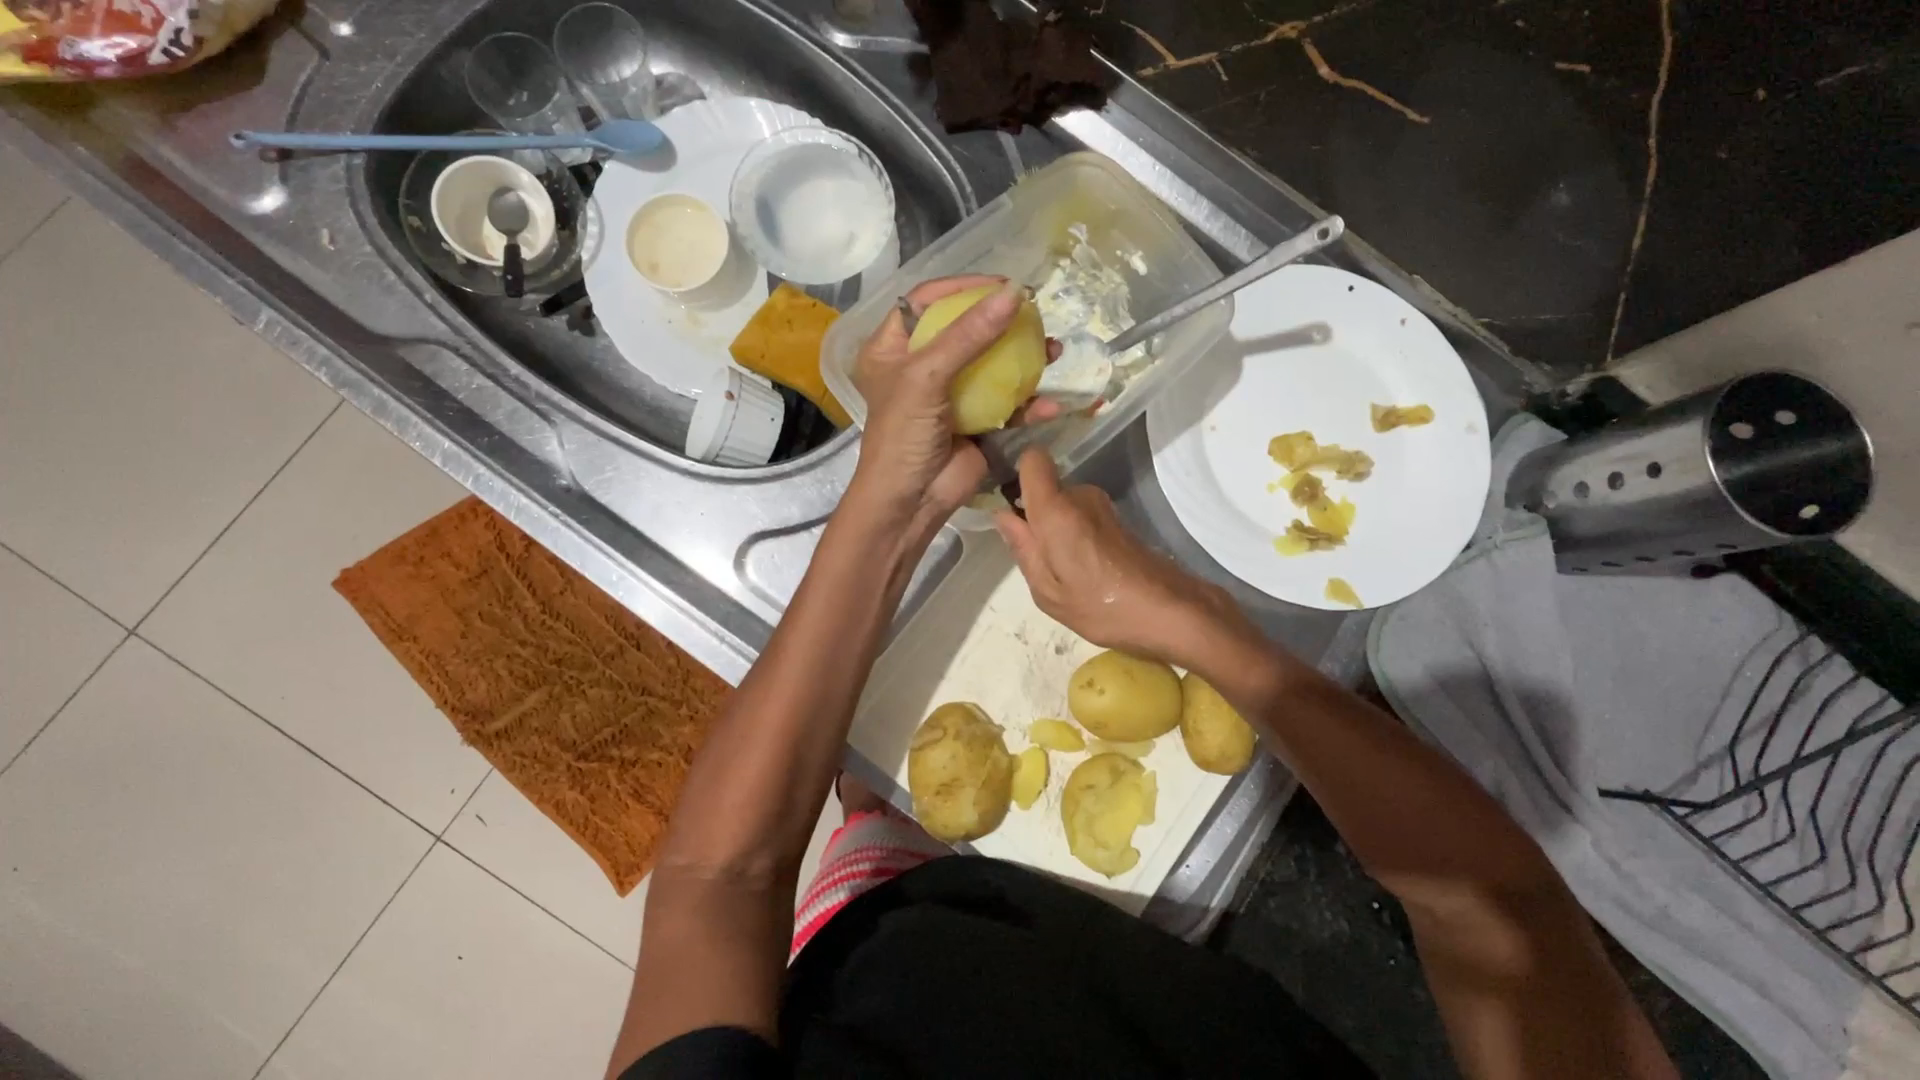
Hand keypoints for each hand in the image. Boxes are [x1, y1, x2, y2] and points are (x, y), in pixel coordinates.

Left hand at [849, 276, 1060, 521]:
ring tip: (1055, 349)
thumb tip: (1015, 294)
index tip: (1001, 283)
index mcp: (893, 349)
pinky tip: (1052, 402)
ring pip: (993, 365)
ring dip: (1026, 358)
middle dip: (1003, 321)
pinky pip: (1008, 405)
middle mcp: (921, 367)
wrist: (910, 502)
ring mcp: (951, 396)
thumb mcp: (926, 376)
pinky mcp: (976, 424)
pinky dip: (1031, 403)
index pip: (927, 302)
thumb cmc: (903, 434)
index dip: (963, 288)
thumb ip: (969, 335)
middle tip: (1035, 311)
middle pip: (966, 330)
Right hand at [993, 449, 1255, 668]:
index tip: (1011, 503)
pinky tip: (1088, 573)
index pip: (1032, 460)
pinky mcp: (1118, 519)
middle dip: (1036, 518)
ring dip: (1058, 533)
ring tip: (1068, 573)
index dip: (1019, 474)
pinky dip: (1077, 539)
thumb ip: (1023, 549)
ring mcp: (1102, 506)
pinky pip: (1080, 519)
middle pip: (1046, 489)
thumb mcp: (1048, 592)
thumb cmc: (1104, 607)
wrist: (1173, 612)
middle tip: (1042, 561)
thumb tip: (1004, 516)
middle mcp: (1080, 495)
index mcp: (1056, 510)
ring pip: (1063, 507)